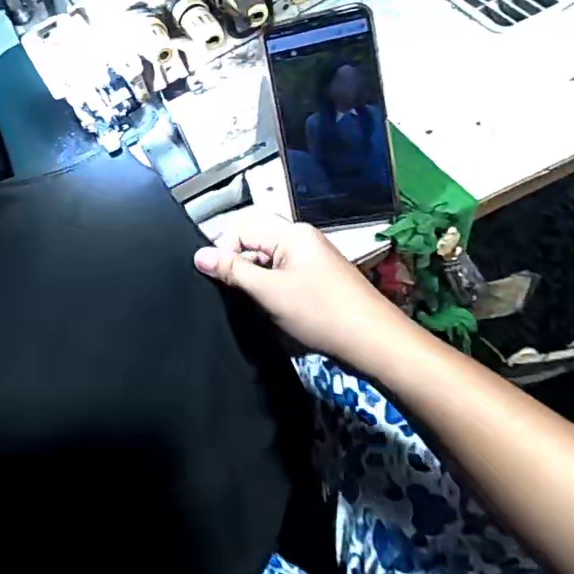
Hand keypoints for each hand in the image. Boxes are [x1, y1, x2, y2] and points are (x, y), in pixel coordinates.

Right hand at [194, 214, 416, 367]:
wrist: (374, 342)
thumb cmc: (322, 313)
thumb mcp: (269, 292)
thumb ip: (232, 271)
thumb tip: (199, 255)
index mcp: (291, 233)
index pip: (241, 231)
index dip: (223, 254)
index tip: (216, 282)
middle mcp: (303, 239)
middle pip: (255, 247)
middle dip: (243, 273)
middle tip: (240, 300)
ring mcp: (314, 260)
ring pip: (269, 266)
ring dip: (260, 287)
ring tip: (263, 310)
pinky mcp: (321, 280)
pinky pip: (286, 279)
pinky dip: (276, 295)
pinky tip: (280, 316)